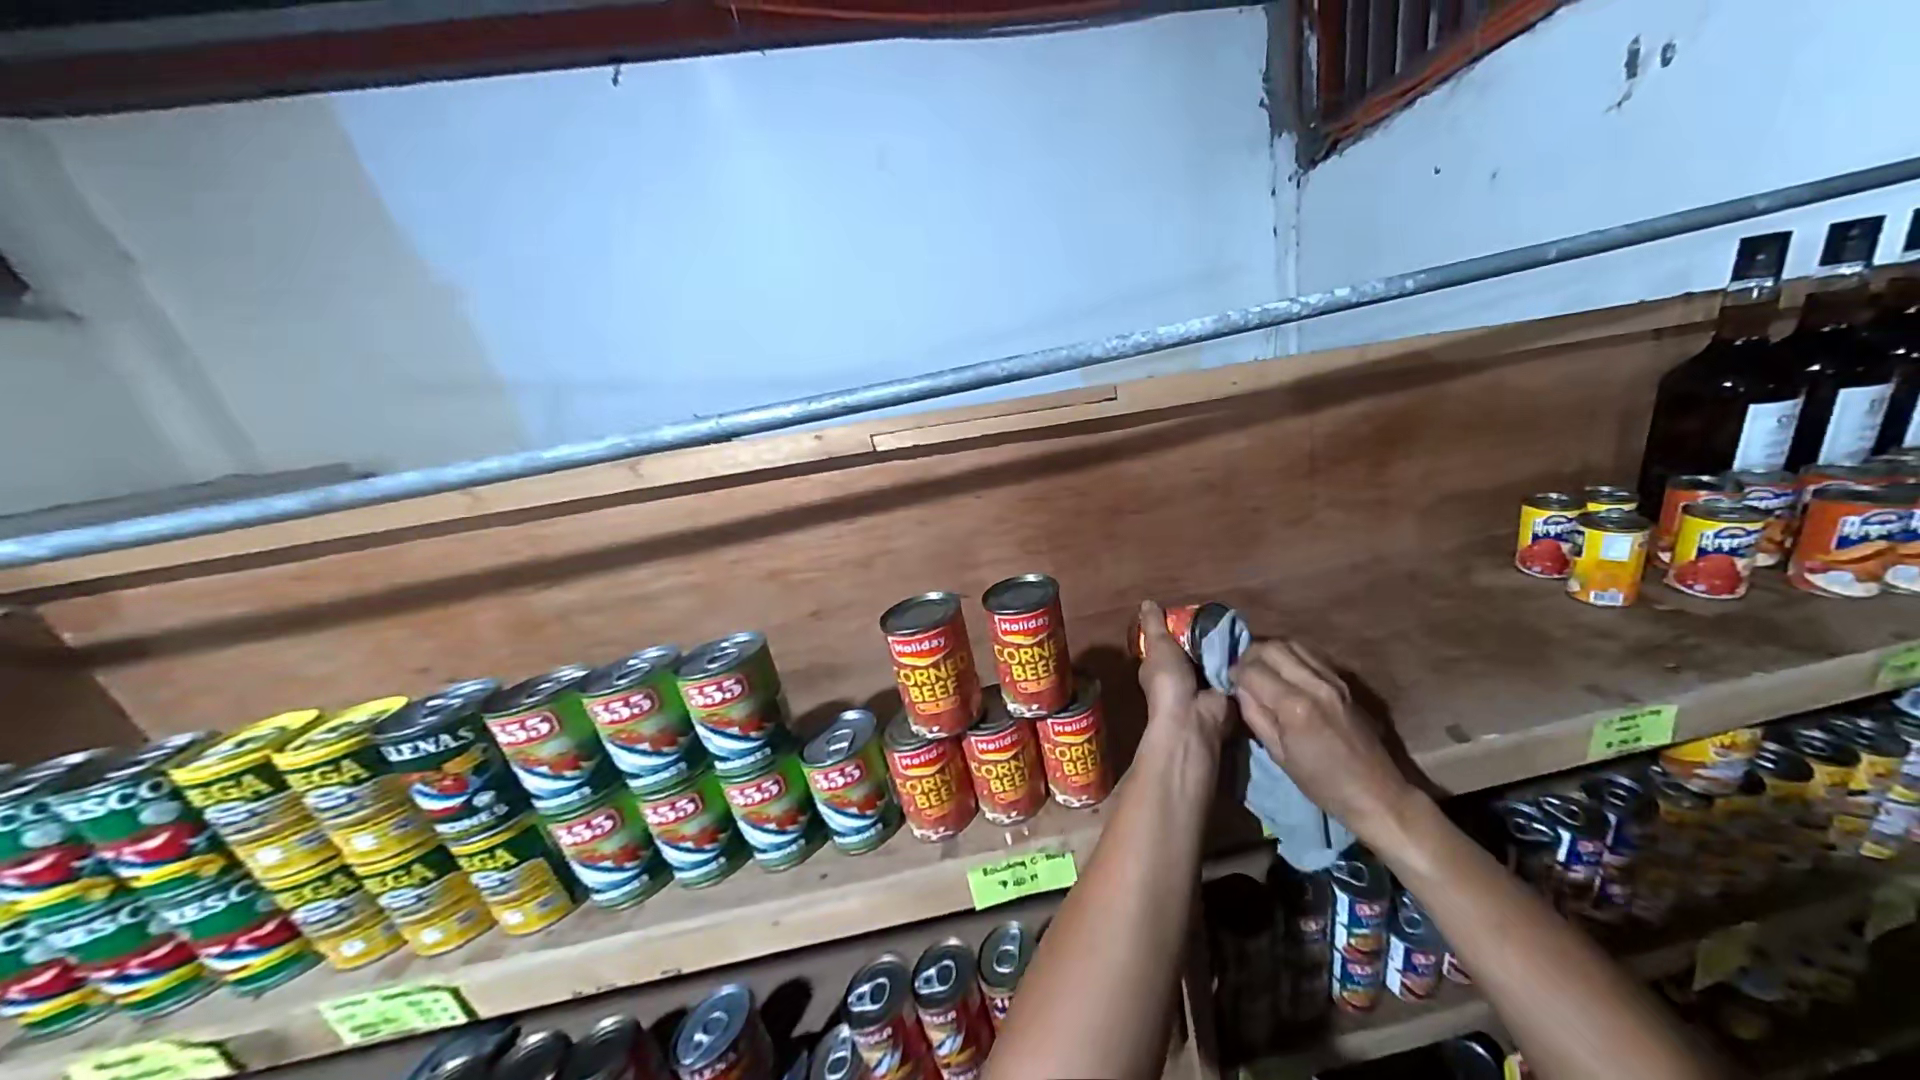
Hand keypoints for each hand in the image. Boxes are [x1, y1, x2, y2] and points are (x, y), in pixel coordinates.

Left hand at [1135, 601, 1230, 744]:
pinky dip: (1239, 657)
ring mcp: (1204, 680)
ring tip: (1236, 622)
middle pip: (1195, 645)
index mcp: (1160, 662)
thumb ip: (1153, 625)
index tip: (1194, 609)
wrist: (1194, 716)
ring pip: (1215, 654)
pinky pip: (1233, 666)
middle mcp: (1182, 671)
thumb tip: (1146, 602)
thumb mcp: (1157, 646)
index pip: (1170, 639)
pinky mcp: (1226, 687)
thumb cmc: (1168, 680)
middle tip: (1222, 613)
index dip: (1179, 625)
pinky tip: (1248, 640)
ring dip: (1224, 643)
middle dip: (1206, 633)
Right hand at [1231, 640, 1418, 845]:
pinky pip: (1310, 654)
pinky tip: (1284, 672)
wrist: (1377, 792)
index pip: (1252, 670)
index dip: (1234, 672)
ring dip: (1270, 651)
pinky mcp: (1344, 681)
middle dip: (1249, 654)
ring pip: (1292, 644)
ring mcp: (1333, 679)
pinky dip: (1291, 655)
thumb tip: (1240, 689)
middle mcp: (1314, 684)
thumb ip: (1255, 715)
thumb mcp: (1278, 754)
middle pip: (1271, 647)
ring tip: (1261, 668)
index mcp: (1294, 706)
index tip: (1228, 681)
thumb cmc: (1321, 782)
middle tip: (1242, 671)